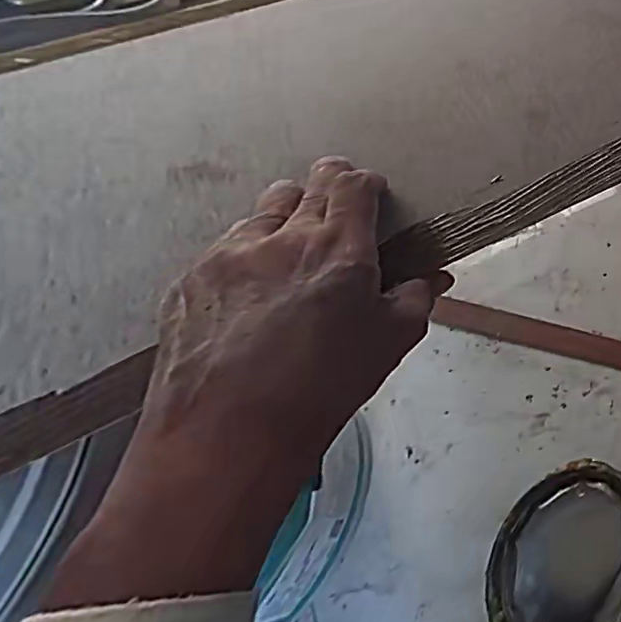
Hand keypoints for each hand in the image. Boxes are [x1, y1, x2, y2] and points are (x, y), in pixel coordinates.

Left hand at [44, 157, 452, 608]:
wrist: (225, 439)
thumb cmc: (323, 387)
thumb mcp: (392, 340)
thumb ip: (417, 296)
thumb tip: (431, 277)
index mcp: (340, 248)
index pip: (352, 182)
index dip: (365, 182)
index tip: (372, 195)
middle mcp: (283, 239)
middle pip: (308, 184)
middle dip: (329, 190)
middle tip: (338, 218)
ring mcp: (228, 256)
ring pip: (264, 209)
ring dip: (287, 218)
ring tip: (293, 253)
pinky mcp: (188, 280)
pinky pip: (225, 246)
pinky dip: (248, 254)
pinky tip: (254, 293)